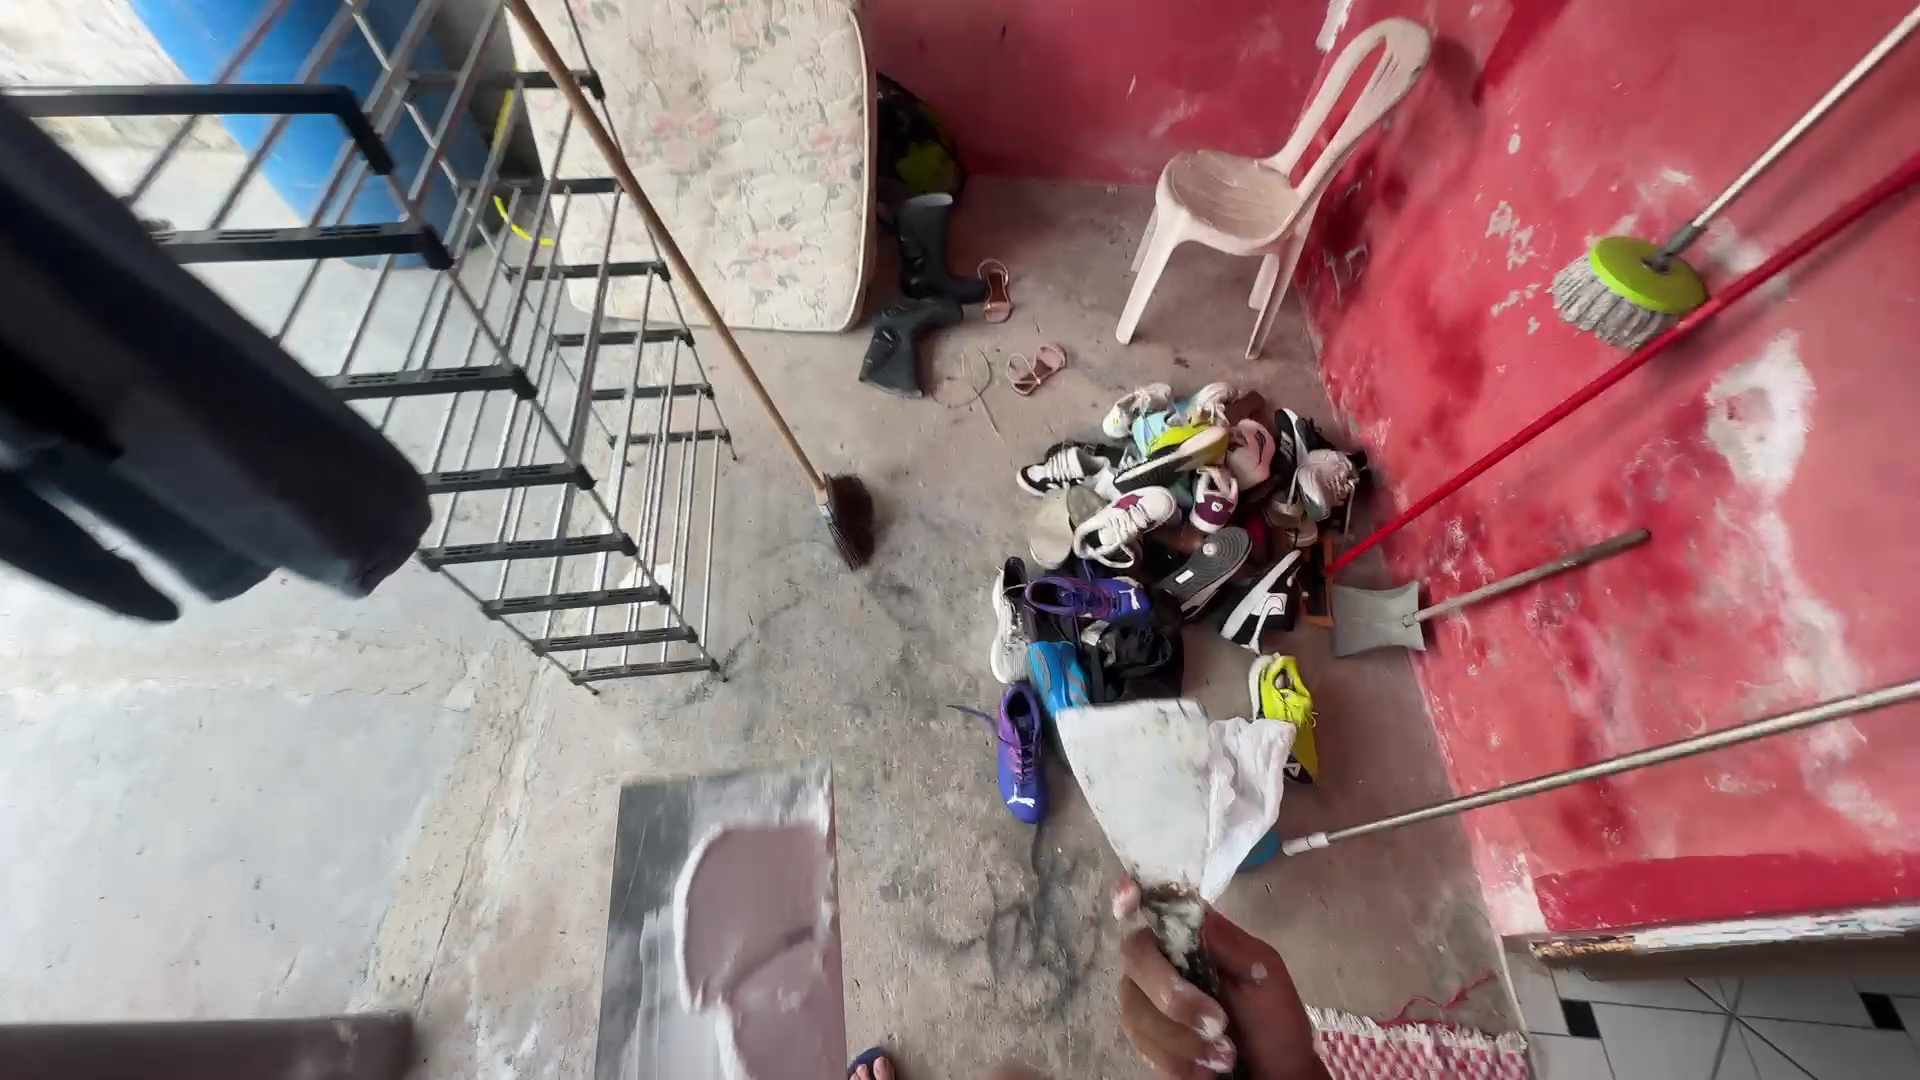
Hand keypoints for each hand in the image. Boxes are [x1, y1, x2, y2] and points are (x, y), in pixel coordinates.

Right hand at [1114, 880, 1326, 1079]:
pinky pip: (1141, 1042)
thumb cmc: (1274, 1022)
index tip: (1129, 898)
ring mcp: (1145, 997)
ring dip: (1182, 1037)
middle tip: (1218, 1024)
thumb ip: (1226, 939)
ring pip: (1134, 1005)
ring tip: (1226, 1057)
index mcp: (1185, 934)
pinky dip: (1177, 1061)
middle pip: (1133, 955)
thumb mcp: (1264, 972)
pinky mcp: (1145, 1038)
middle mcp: (1157, 958)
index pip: (1146, 902)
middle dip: (1173, 996)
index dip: (1126, 894)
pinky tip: (1207, 1071)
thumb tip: (1189, 908)